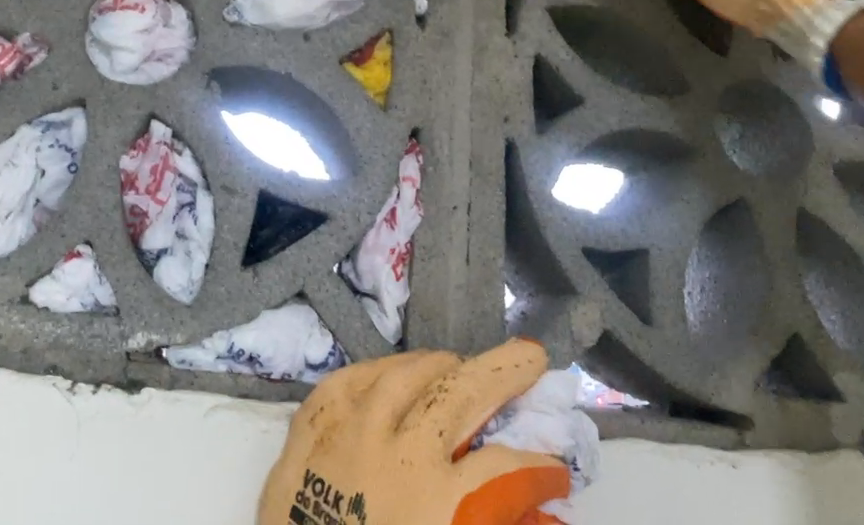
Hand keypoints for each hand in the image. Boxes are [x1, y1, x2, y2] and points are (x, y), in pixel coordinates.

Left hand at [257, 339, 570, 524]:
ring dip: (438, 365)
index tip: (557, 471)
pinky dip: (374, 373)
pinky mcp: (306, 434)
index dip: (540, 467)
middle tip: (530, 356)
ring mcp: (347, 436)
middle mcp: (396, 457)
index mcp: (438, 504)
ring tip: (459, 364)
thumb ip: (494, 523)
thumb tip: (541, 512)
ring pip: (402, 375)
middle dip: (503, 371)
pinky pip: (345, 383)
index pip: (506, 468)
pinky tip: (392, 372)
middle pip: (459, 393)